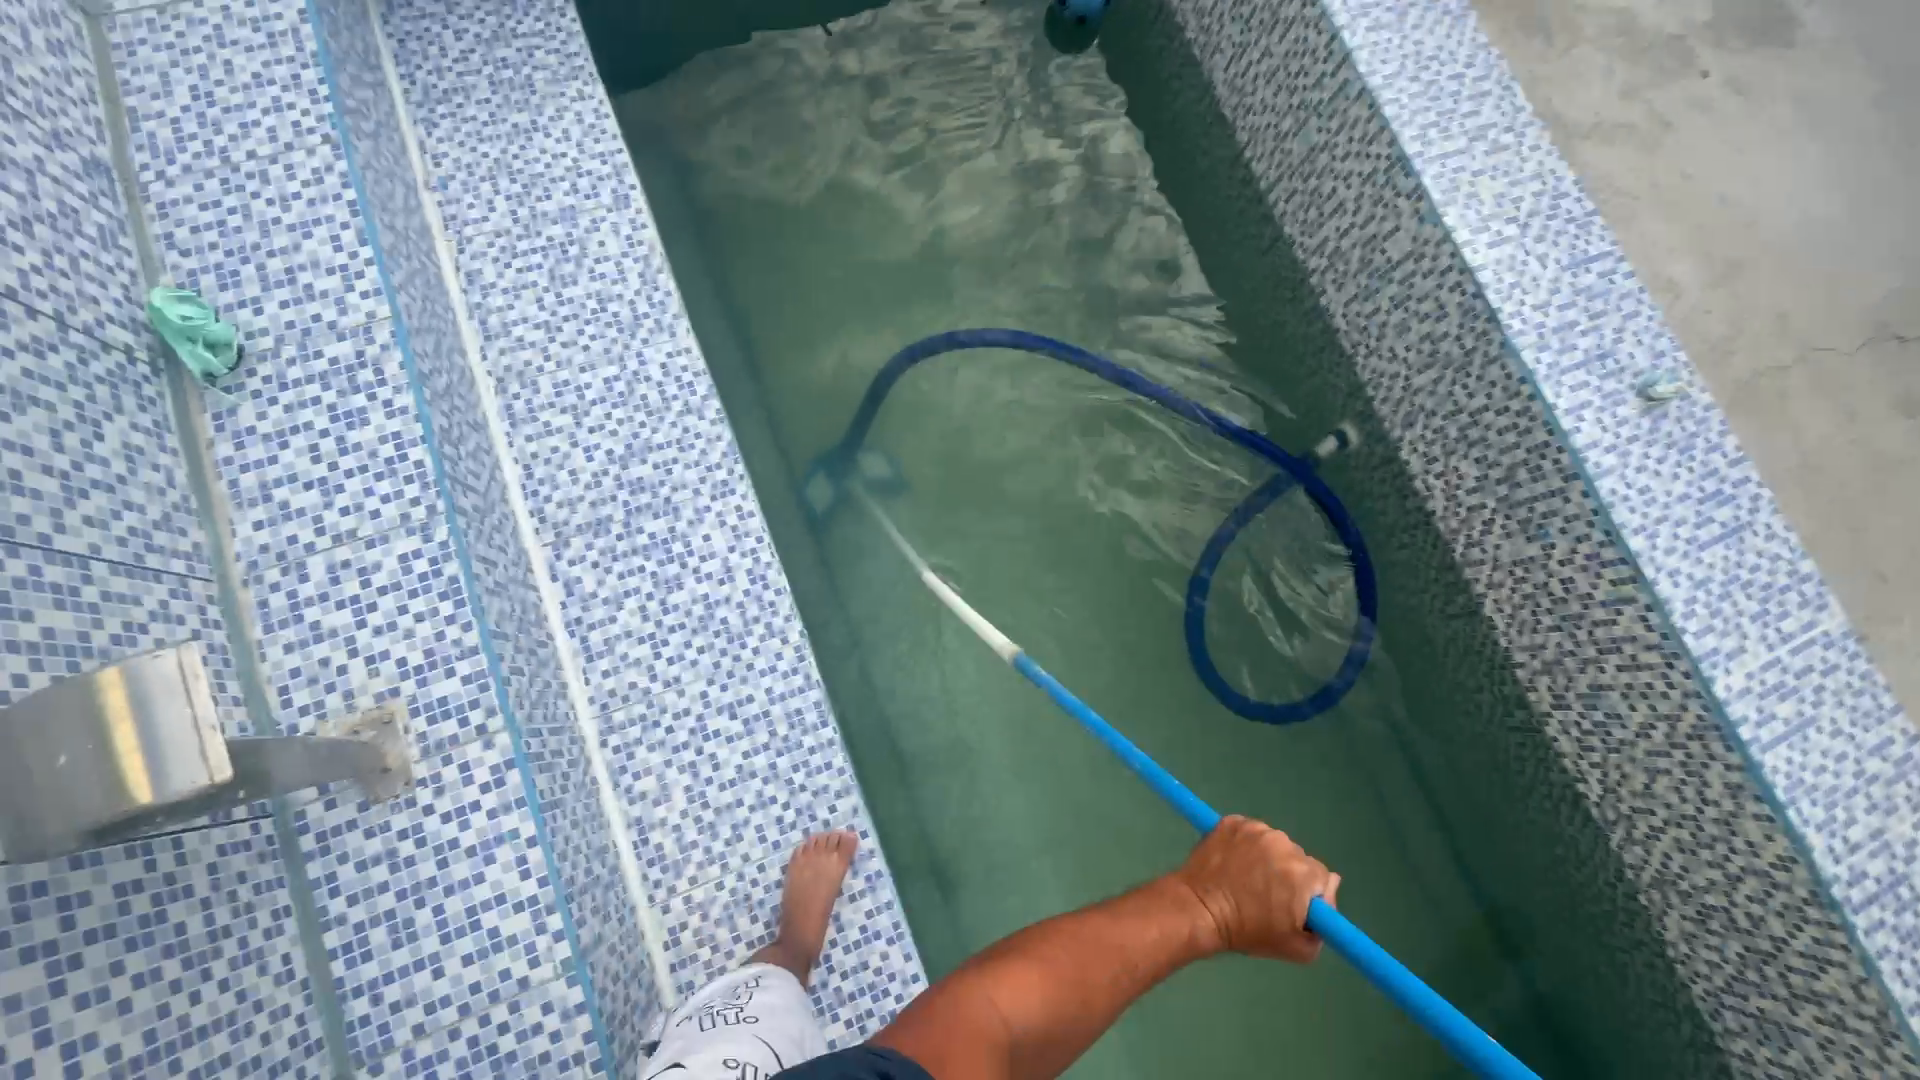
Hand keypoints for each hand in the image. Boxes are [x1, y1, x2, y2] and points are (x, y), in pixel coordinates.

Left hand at [1172, 815, 1338, 962]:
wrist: (1199, 909)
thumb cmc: (1248, 932)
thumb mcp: (1298, 948)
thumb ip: (1324, 929)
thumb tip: (1327, 896)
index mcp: (1304, 872)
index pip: (1322, 879)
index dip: (1310, 895)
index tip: (1292, 906)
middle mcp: (1283, 843)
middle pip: (1297, 858)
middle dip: (1288, 875)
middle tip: (1266, 894)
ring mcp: (1254, 829)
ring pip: (1273, 843)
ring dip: (1266, 857)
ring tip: (1246, 878)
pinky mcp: (1231, 821)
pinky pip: (1249, 832)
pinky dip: (1245, 844)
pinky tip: (1233, 862)